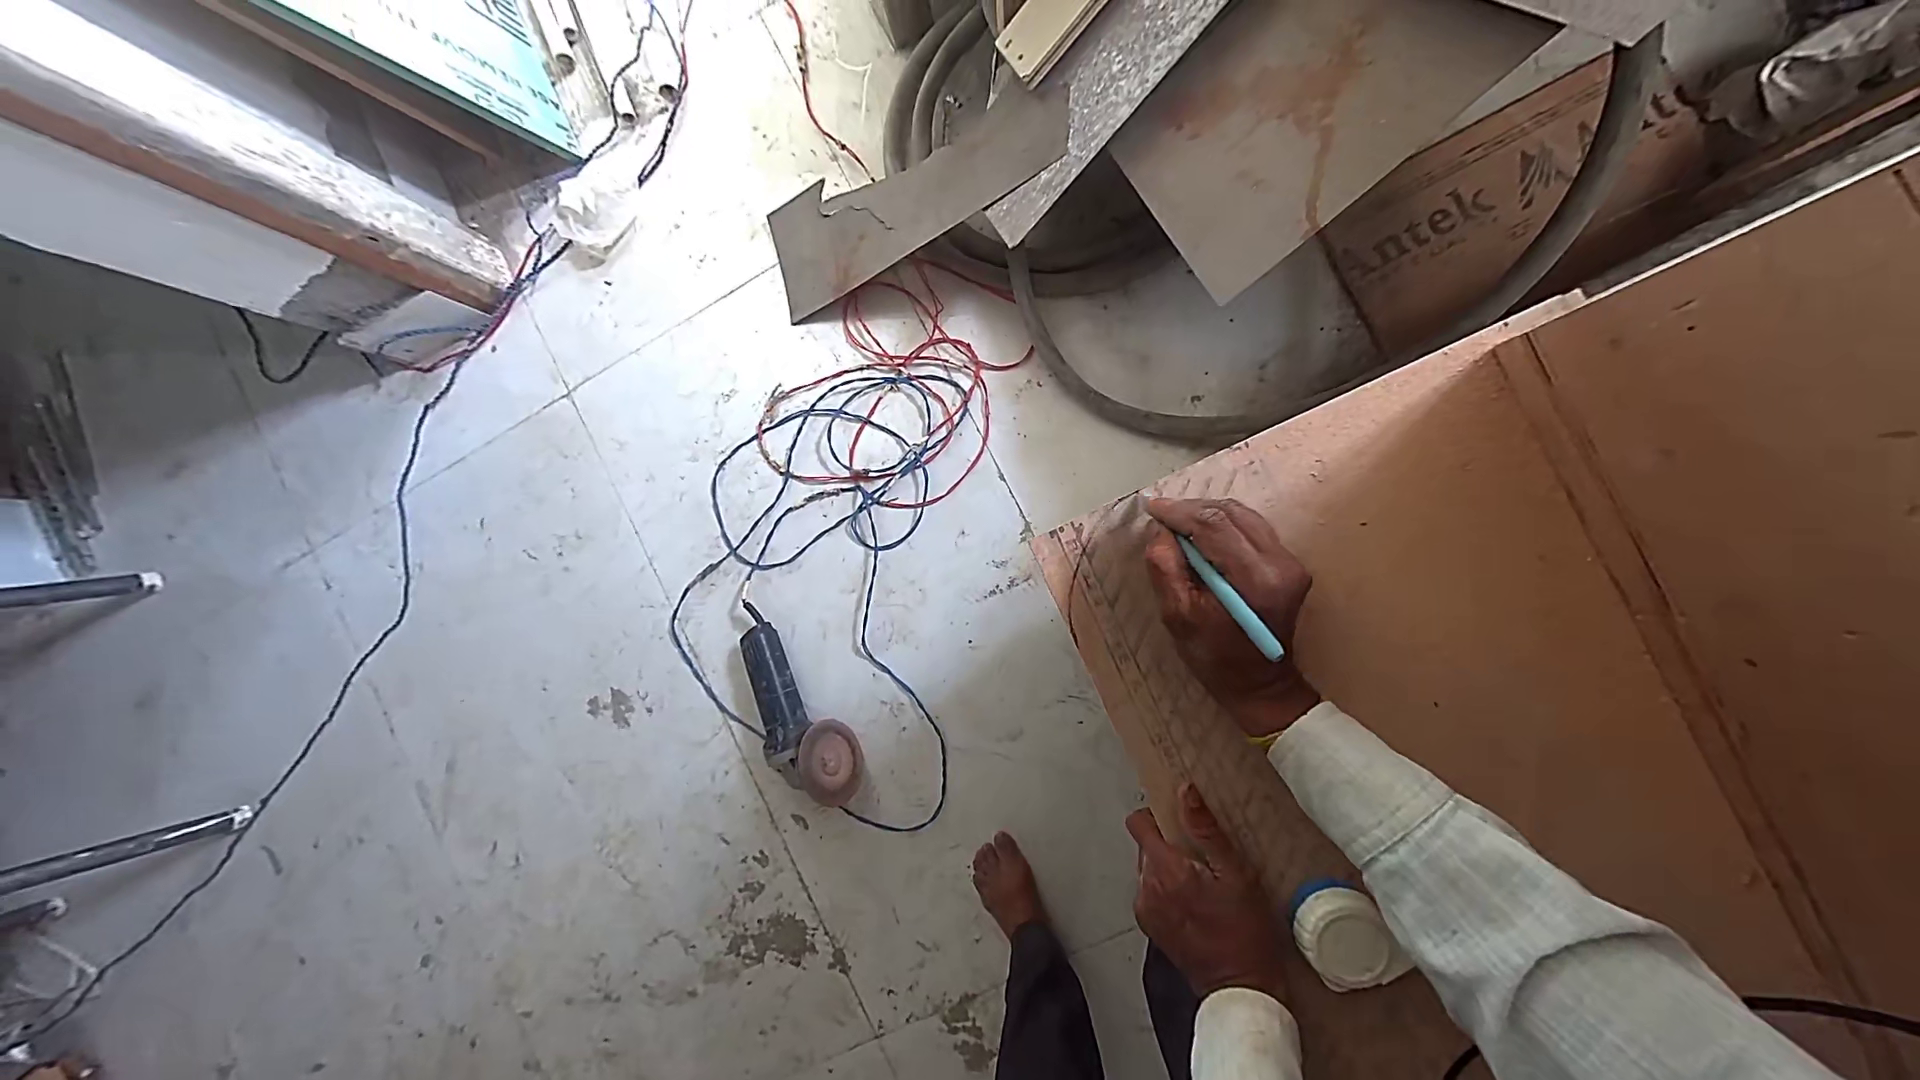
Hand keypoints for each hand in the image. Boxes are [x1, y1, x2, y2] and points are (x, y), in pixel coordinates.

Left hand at [1128, 783, 1288, 1001]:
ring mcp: (1145, 908)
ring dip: (1167, 868)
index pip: (1137, 823)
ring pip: (1148, 868)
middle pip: (1145, 846)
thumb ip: (1206, 829)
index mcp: (1165, 869)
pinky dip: (1166, 890)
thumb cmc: (1246, 934)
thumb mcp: (1237, 874)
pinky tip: (1194, 904)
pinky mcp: (1149, 925)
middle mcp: (1147, 886)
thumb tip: (1186, 791)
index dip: (1154, 816)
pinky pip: (1150, 892)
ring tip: (1201, 883)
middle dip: (1167, 844)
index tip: (1176, 820)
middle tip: (1200, 857)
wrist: (1241, 990)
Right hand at [1144, 498, 1319, 736]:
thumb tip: (1160, 531)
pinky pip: (1252, 528)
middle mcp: (1281, 564)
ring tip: (1177, 522)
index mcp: (1255, 580)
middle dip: (1191, 509)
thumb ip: (1166, 569)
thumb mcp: (1178, 617)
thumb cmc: (1215, 659)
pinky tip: (1201, 534)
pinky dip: (1223, 524)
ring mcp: (1290, 563)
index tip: (1151, 508)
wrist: (1261, 685)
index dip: (1179, 512)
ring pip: (1244, 516)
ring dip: (1207, 514)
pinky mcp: (1289, 564)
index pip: (1214, 525)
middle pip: (1231, 514)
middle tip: (1161, 514)